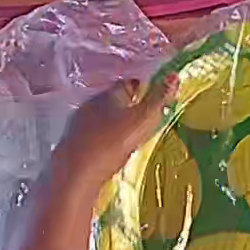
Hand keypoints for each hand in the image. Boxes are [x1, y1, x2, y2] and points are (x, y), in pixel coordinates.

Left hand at [48, 74, 179, 195]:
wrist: (75, 174)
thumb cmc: (111, 143)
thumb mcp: (142, 120)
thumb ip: (159, 99)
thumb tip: (175, 75)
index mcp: (108, 94)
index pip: (130, 83)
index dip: (146, 88)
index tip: (159, 98)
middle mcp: (91, 104)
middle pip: (116, 100)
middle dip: (132, 107)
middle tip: (149, 119)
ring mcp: (80, 123)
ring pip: (104, 117)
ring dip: (118, 124)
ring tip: (134, 137)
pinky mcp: (74, 142)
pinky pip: (96, 134)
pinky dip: (106, 139)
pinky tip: (114, 151)